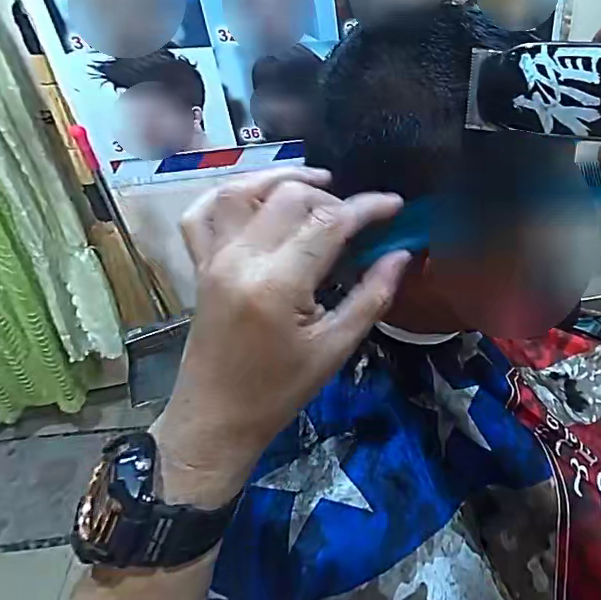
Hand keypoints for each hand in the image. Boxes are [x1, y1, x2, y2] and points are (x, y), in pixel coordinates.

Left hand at [151, 168, 407, 505]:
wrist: (215, 420)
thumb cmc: (281, 389)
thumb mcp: (338, 346)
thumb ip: (373, 295)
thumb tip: (402, 254)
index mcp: (278, 283)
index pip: (330, 222)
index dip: (368, 207)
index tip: (395, 206)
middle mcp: (240, 259)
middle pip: (290, 197)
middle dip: (333, 197)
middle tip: (358, 220)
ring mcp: (213, 259)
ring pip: (242, 191)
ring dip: (283, 179)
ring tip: (318, 183)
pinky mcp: (199, 265)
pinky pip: (202, 212)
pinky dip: (230, 193)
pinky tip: (258, 195)